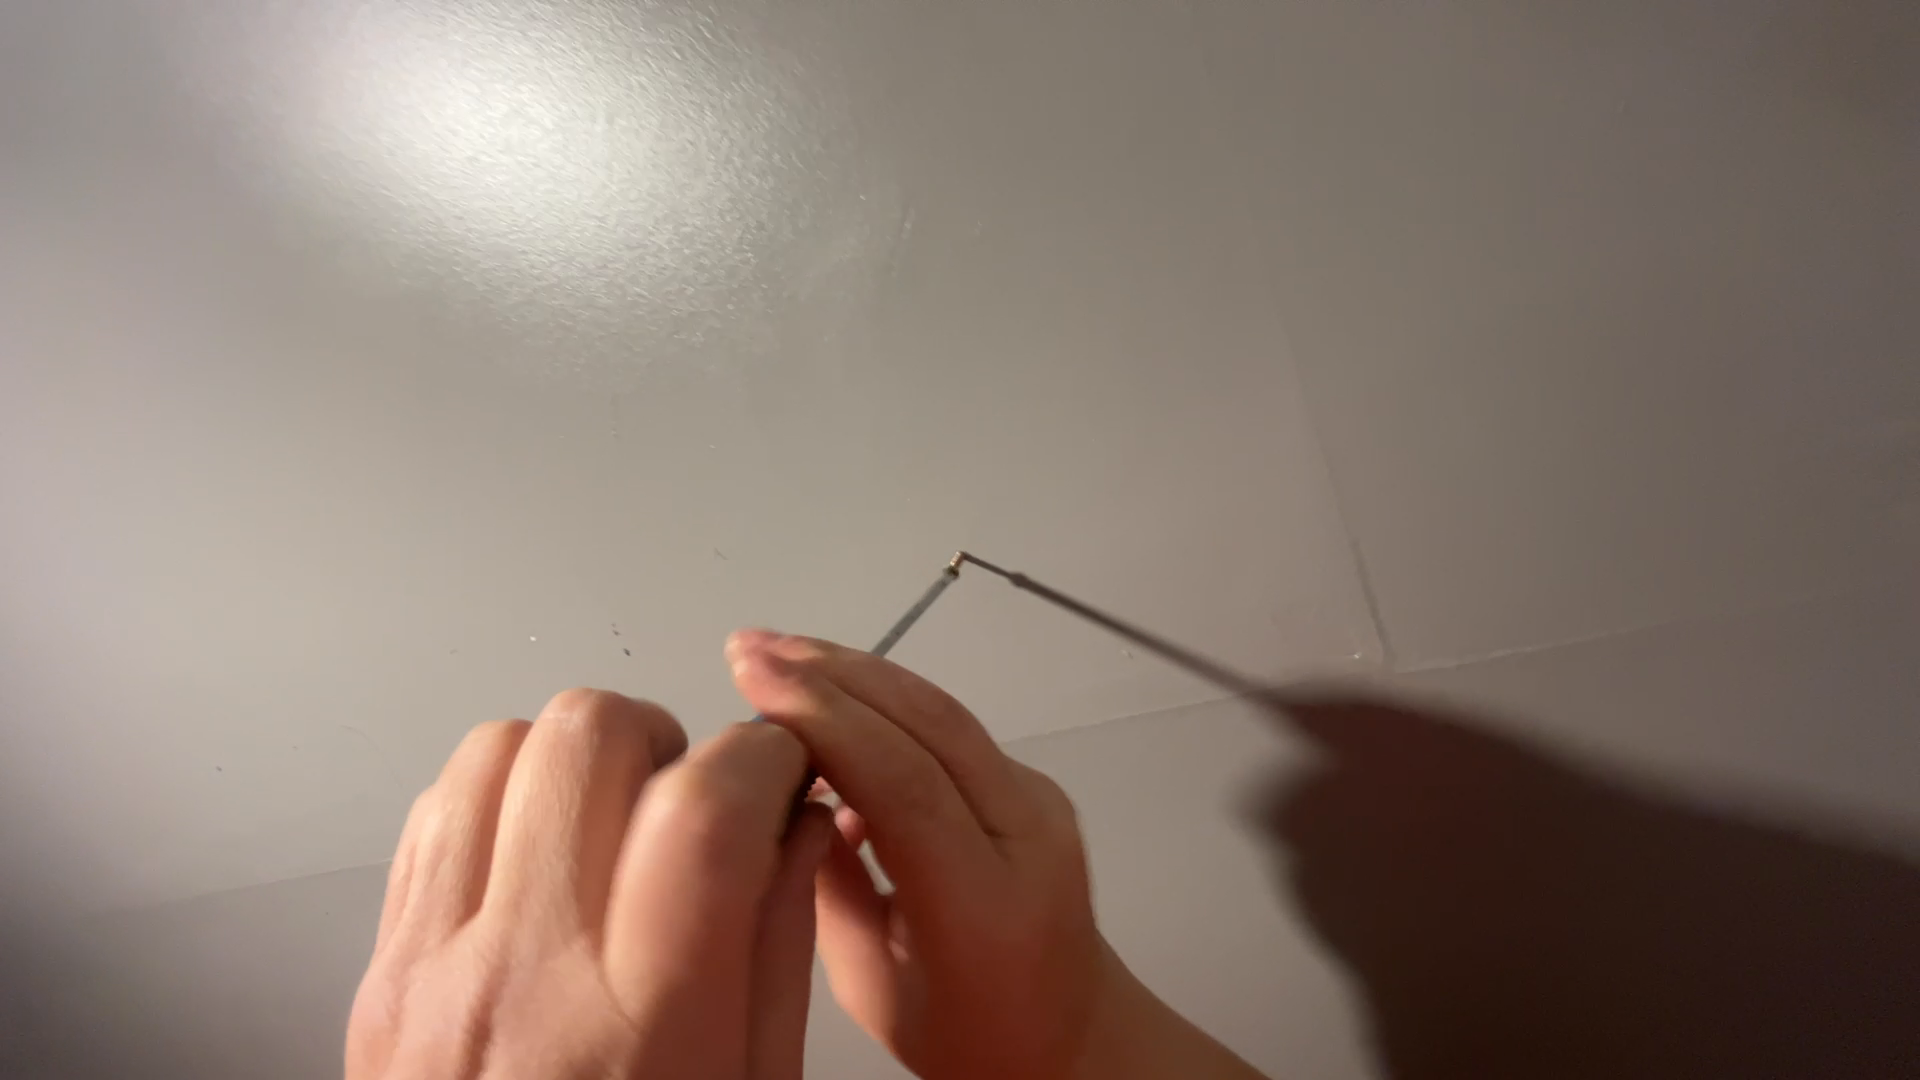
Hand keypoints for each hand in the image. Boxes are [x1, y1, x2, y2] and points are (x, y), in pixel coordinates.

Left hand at [346, 689, 833, 1079]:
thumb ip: (784, 934)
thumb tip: (799, 810)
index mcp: (641, 1019)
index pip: (701, 811)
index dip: (762, 757)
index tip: (786, 768)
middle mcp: (522, 970)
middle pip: (588, 739)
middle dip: (668, 736)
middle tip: (697, 796)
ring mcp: (428, 962)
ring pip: (502, 747)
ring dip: (584, 757)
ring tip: (622, 817)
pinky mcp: (379, 963)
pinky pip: (438, 805)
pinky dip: (512, 793)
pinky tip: (553, 852)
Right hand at [726, 631, 1267, 1079]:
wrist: (1071, 1030)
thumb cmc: (962, 1032)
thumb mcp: (869, 981)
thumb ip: (828, 881)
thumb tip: (789, 788)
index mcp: (985, 902)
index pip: (904, 782)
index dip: (826, 717)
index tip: (753, 674)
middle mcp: (1027, 828)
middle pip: (928, 723)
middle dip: (833, 673)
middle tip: (752, 644)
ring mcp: (1036, 794)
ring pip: (941, 708)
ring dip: (858, 671)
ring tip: (781, 650)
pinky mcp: (1028, 778)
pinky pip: (948, 725)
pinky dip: (883, 698)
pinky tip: (832, 689)